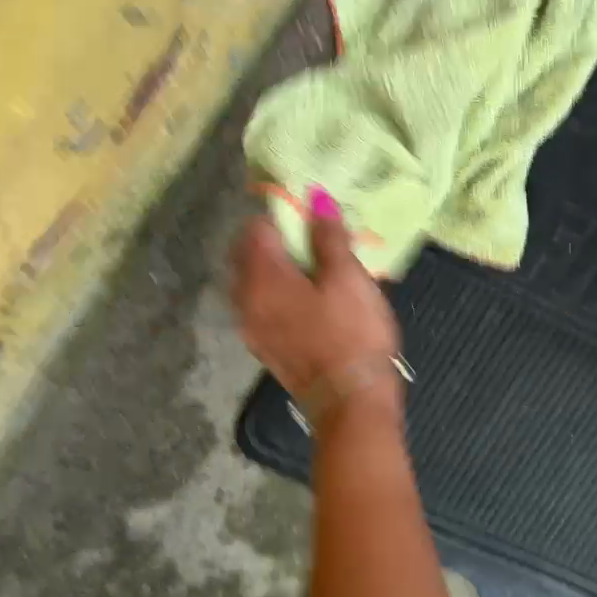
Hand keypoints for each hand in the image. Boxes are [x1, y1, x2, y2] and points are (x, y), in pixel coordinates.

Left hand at [233, 187, 401, 424]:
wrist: (350, 399)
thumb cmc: (352, 330)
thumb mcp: (347, 277)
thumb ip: (328, 236)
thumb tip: (315, 198)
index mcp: (261, 279)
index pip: (256, 228)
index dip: (284, 212)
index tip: (315, 209)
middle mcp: (245, 300)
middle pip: (249, 253)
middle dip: (278, 236)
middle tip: (319, 231)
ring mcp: (252, 326)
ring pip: (256, 279)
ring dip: (281, 262)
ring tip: (321, 259)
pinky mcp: (266, 343)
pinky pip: (265, 301)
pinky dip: (283, 286)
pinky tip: (315, 290)